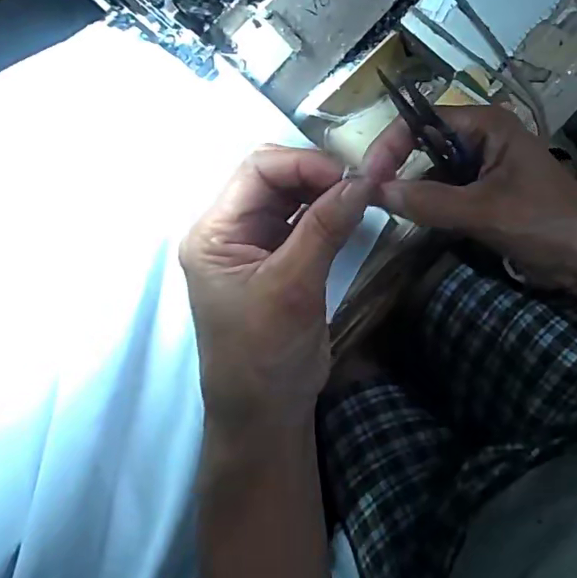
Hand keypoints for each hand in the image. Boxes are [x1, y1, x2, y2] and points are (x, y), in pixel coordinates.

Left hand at [181, 148, 371, 430]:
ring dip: (324, 189)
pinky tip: (351, 210)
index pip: (255, 171)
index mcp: (214, 232)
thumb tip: (362, 180)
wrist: (266, 414)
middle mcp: (229, 228)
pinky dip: (328, 209)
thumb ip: (324, 229)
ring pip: (290, 193)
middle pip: (272, 176)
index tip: (348, 176)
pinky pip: (303, 217)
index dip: (302, 163)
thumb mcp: (293, 288)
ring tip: (361, 193)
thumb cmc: (264, 356)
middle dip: (315, 173)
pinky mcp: (277, 255)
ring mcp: (254, 241)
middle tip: (359, 184)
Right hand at [361, 105, 576, 297]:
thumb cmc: (547, 224)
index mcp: (487, 124)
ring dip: (412, 189)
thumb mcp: (484, 212)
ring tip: (385, 210)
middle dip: (398, 166)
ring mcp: (486, 167)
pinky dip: (429, 205)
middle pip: (425, 142)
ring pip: (434, 170)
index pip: (424, 119)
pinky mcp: (487, 194)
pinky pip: (447, 192)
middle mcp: (484, 138)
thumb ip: (428, 201)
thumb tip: (374, 191)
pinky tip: (413, 220)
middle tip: (370, 196)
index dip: (392, 143)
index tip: (369, 177)